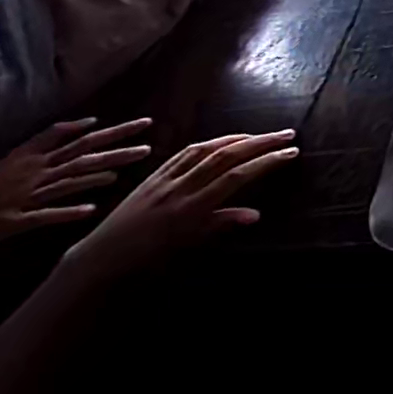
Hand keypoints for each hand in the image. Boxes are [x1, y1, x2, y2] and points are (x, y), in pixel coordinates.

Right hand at [0, 117, 153, 247]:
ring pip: (68, 182)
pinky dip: (67, 211)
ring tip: (123, 172)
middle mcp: (37, 172)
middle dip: (116, 150)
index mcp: (36, 157)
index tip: (143, 124)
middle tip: (149, 146)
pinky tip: (91, 210)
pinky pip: (45, 215)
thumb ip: (51, 138)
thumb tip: (86, 122)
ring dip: (96, 176)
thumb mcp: (18, 154)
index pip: (82, 139)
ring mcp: (28, 195)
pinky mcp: (16, 219)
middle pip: (83, 156)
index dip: (113, 131)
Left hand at [60, 130, 297, 282]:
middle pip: (226, 156)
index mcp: (190, 209)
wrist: (101, 257)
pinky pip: (184, 152)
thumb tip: (255, 215)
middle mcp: (179, 189)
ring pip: (206, 149)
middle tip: (286, 134)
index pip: (236, 177)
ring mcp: (165, 179)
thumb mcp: (186, 247)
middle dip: (260, 142)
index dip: (266, 162)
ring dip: (238, 138)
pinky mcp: (153, 175)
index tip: (291, 152)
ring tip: (261, 136)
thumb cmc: (148, 259)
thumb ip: (220, 224)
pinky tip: (223, 141)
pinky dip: (209, 143)